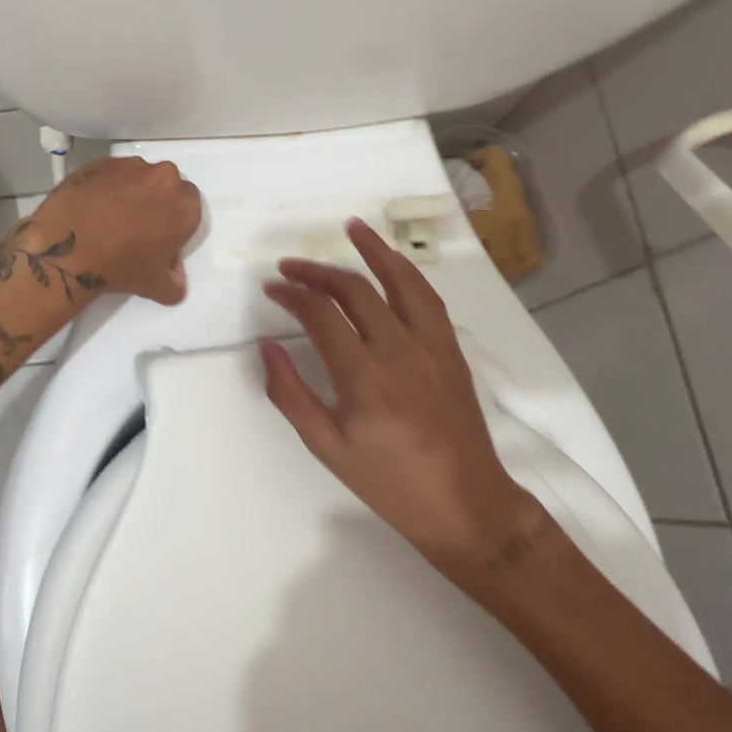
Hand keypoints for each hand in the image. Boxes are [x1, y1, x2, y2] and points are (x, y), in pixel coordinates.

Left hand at [19, 156, 201, 304]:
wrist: (66, 249)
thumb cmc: (118, 266)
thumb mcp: (153, 286)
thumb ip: (175, 283)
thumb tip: (176, 280)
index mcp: (185, 207)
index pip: (189, 208)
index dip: (173, 221)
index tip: (158, 236)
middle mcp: (164, 178)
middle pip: (166, 187)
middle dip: (155, 202)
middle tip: (135, 225)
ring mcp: (131, 166)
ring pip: (139, 176)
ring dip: (131, 191)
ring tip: (109, 215)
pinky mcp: (103, 161)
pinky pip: (112, 173)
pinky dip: (107, 185)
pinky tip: (93, 206)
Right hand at [260, 218, 537, 566]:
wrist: (464, 502)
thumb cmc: (388, 481)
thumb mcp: (326, 446)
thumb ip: (290, 394)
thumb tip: (267, 348)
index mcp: (363, 377)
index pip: (320, 315)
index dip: (292, 294)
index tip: (272, 289)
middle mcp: (399, 350)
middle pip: (356, 290)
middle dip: (319, 271)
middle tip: (291, 267)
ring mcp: (432, 347)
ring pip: (401, 283)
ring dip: (375, 252)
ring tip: (353, 229)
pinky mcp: (451, 352)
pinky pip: (428, 300)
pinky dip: (407, 275)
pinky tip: (393, 267)